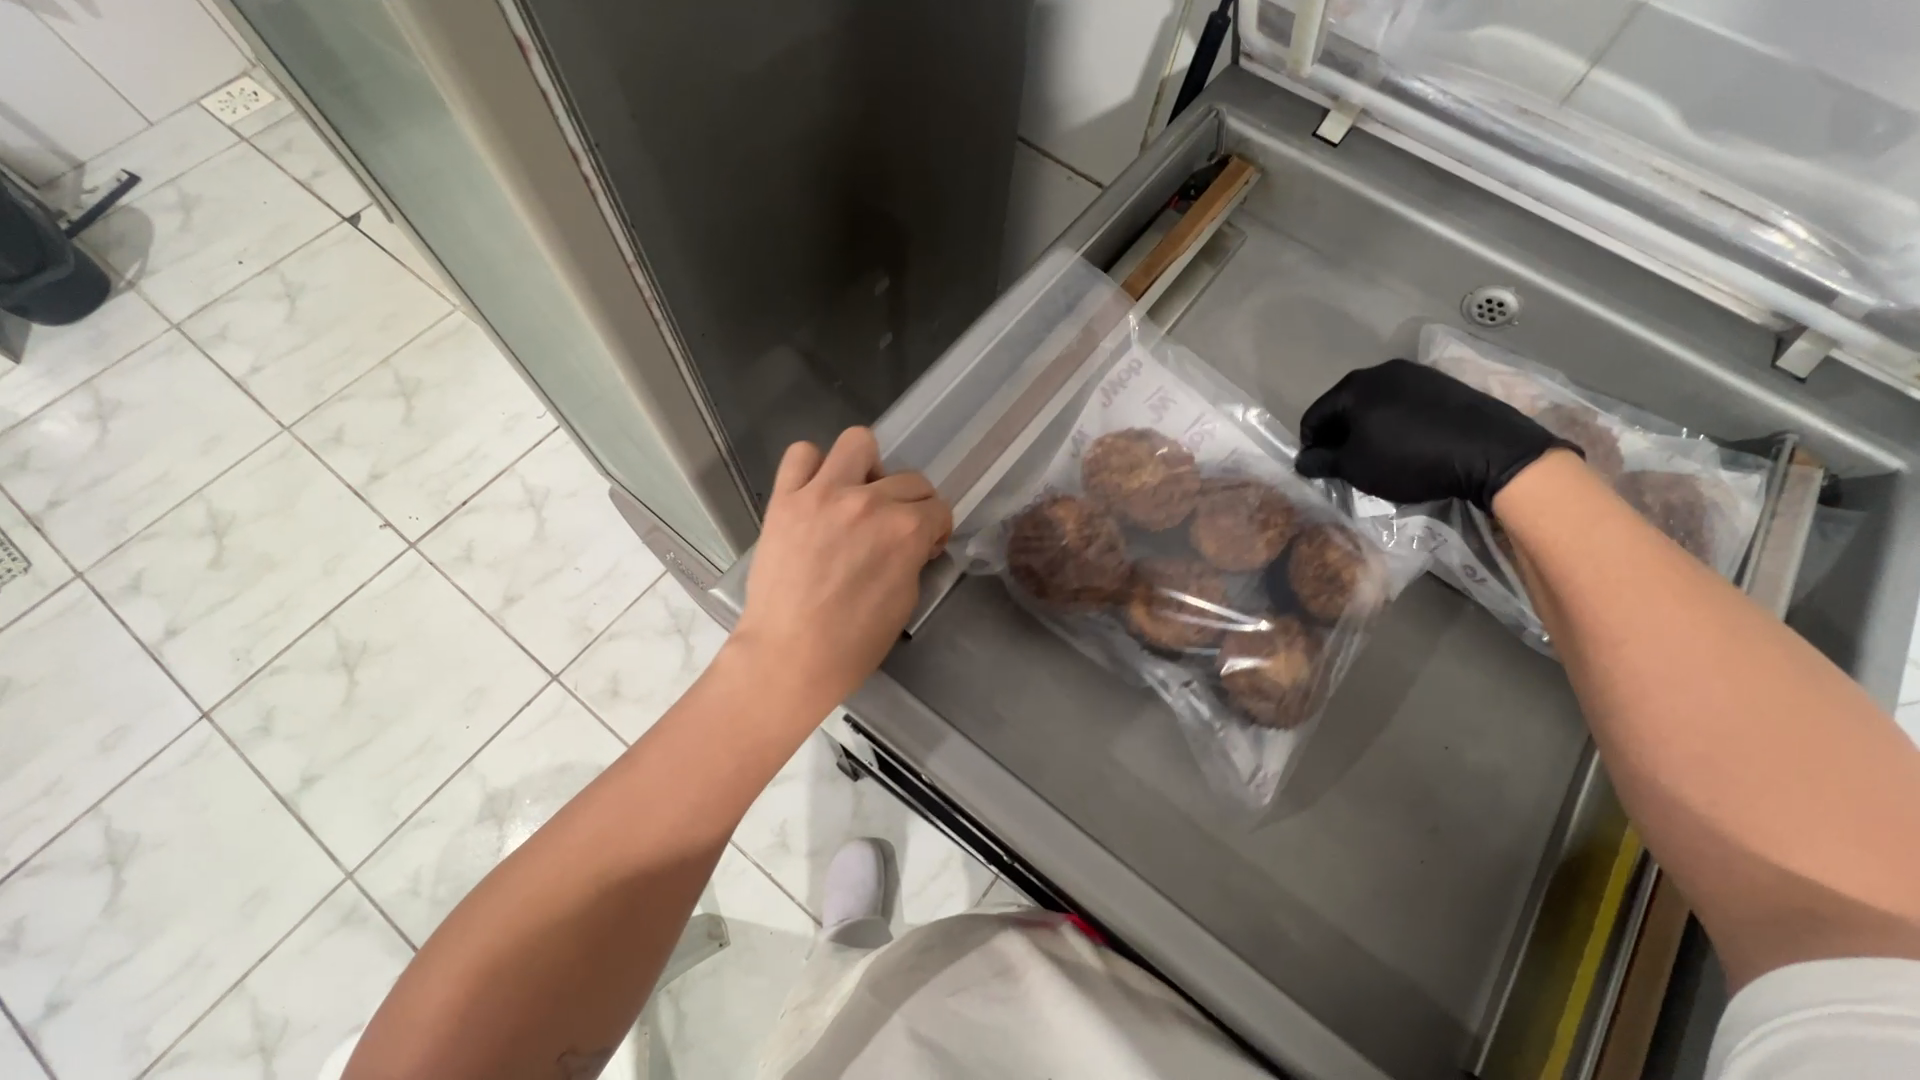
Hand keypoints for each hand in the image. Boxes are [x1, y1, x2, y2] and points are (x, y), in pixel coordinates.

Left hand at [731, 428, 951, 711]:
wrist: (789, 656)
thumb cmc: (853, 643)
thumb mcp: (905, 601)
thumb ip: (912, 558)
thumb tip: (911, 544)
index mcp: (905, 530)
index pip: (938, 509)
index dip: (936, 531)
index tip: (923, 548)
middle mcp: (868, 501)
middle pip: (909, 480)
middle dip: (912, 505)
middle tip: (893, 532)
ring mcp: (823, 494)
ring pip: (858, 442)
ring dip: (867, 468)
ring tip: (857, 496)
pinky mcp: (785, 499)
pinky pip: (801, 455)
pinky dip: (812, 468)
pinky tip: (816, 493)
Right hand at [1294, 359, 1574, 509]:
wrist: (1489, 451)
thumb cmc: (1409, 458)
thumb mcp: (1355, 468)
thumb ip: (1322, 462)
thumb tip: (1303, 461)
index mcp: (1353, 386)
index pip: (1314, 417)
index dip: (1310, 447)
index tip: (1320, 471)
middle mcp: (1382, 371)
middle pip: (1345, 407)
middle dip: (1341, 437)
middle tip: (1347, 466)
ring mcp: (1417, 374)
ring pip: (1377, 405)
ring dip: (1369, 430)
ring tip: (1379, 457)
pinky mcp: (1444, 385)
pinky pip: (1406, 405)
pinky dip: (1397, 424)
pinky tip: (1409, 446)